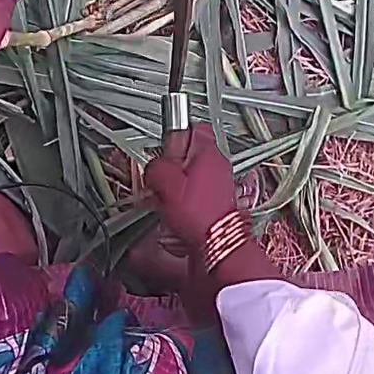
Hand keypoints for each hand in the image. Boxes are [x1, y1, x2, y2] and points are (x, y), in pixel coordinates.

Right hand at [144, 123, 281, 287]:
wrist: (218, 246)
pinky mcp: (215, 204)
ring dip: (174, 186)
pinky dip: (181, 202)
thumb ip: (157, 166)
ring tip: (166, 199)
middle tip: (162, 178)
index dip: (177, 134)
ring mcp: (219, 185)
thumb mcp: (166, 181)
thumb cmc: (198, 213)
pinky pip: (192, 195)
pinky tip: (173, 212)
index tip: (165, 146)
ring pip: (189, 177)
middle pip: (188, 155)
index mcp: (208, 153)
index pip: (195, 127)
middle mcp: (218, 166)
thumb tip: (154, 166)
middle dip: (171, 166)